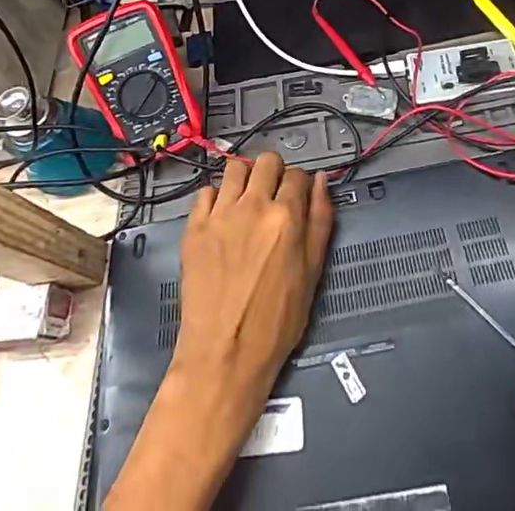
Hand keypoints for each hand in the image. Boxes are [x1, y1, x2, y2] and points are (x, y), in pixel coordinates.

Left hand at [174, 151, 334, 397]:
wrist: (224, 353)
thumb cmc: (275, 320)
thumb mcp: (312, 272)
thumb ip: (320, 220)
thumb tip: (321, 181)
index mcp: (286, 217)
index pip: (298, 174)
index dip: (301, 183)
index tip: (297, 196)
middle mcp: (252, 206)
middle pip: (266, 161)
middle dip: (275, 172)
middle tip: (273, 194)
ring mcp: (219, 215)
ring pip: (234, 168)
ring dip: (245, 177)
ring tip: (247, 199)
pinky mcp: (193, 228)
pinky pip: (205, 192)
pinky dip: (216, 197)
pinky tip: (222, 216)